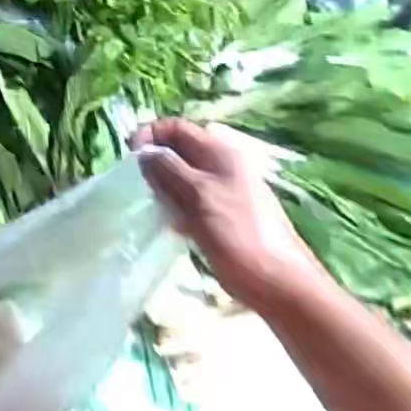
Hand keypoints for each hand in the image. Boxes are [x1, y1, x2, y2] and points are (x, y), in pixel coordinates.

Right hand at [132, 119, 331, 313]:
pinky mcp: (218, 214)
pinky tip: (172, 223)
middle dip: (155, 162)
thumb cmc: (238, 232)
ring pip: (179, 176)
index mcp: (219, 152)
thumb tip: (144, 151)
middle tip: (143, 185)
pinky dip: (174, 205)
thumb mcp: (198, 194)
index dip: (150, 134)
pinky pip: (187, 199)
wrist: (278, 284)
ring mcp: (220, 190)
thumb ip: (168, 168)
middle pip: (176, 150)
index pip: (175, 127)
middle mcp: (220, 165)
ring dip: (163, 186)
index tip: (131, 156)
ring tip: (157, 206)